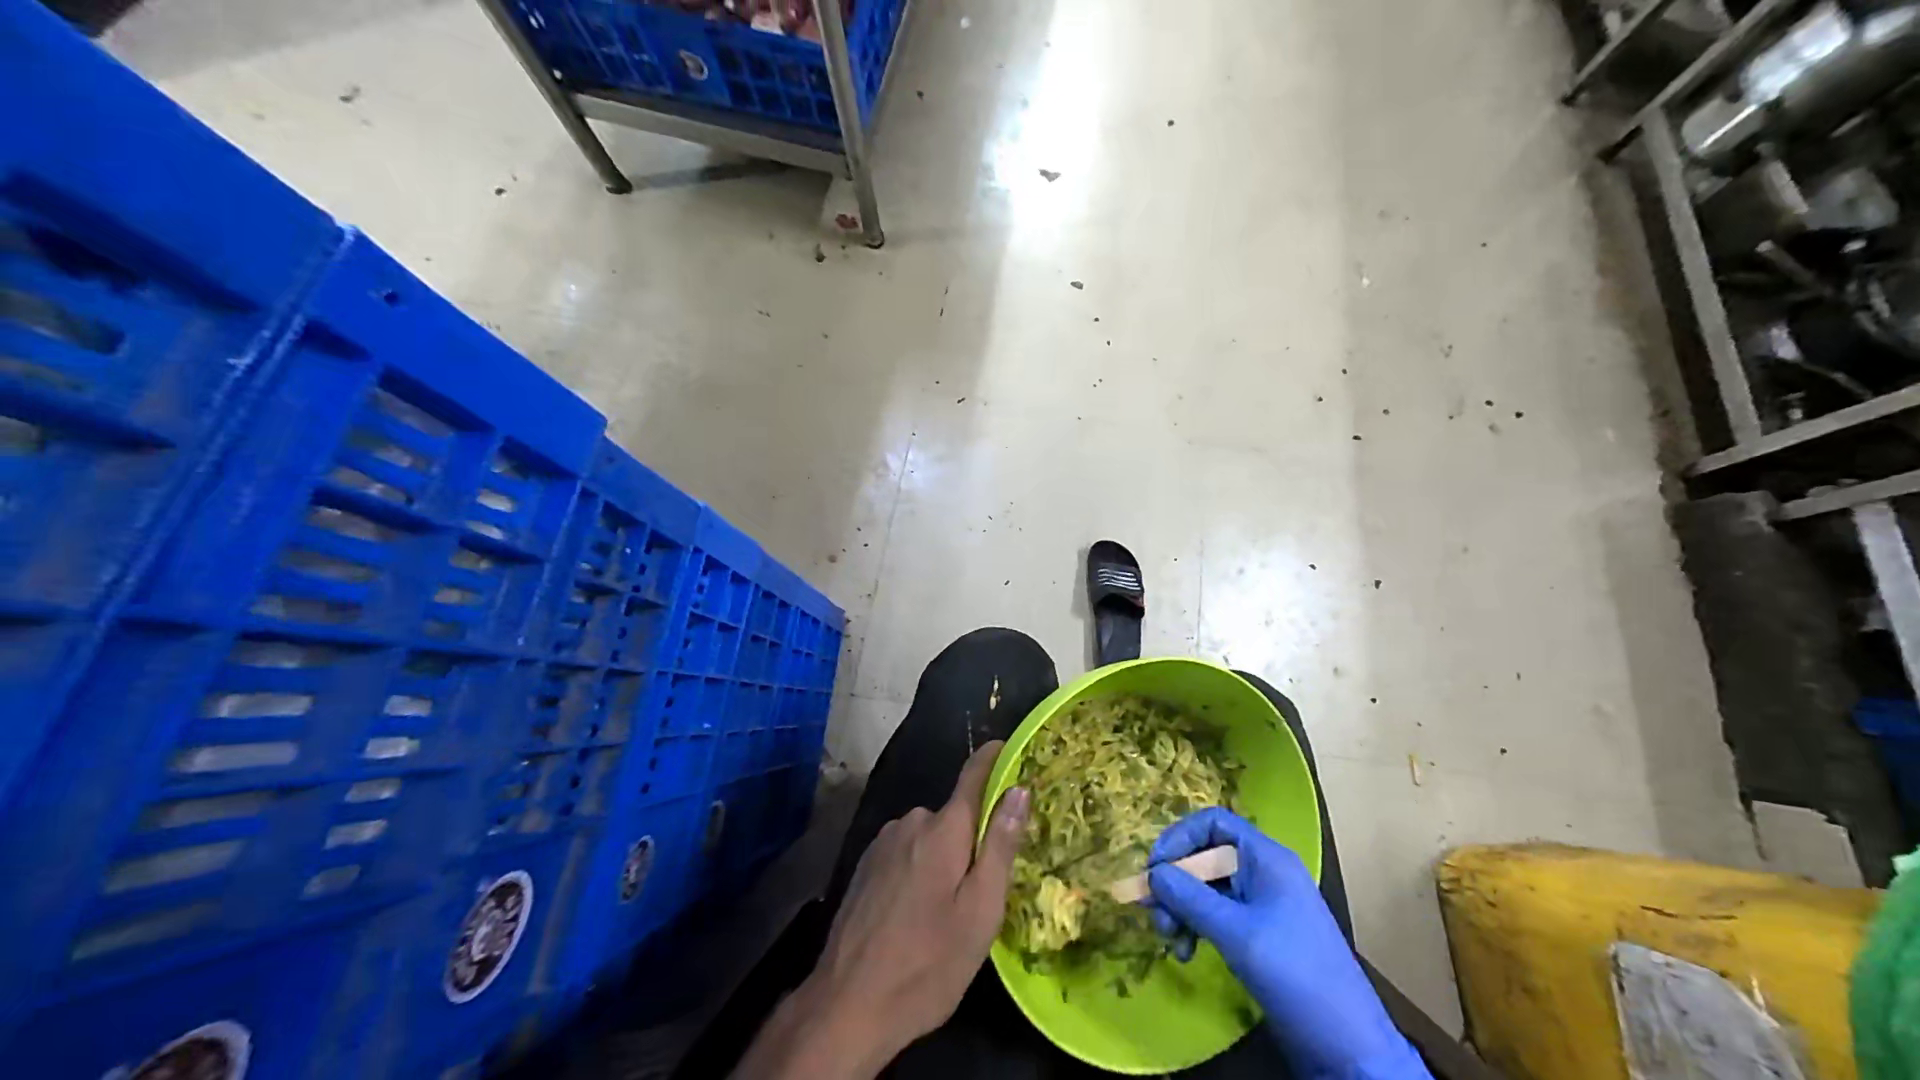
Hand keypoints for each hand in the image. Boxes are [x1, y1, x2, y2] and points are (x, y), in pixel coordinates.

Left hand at [733, 742, 1029, 1079]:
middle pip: (953, 816)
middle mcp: (911, 823)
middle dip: (971, 839)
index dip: (992, 758)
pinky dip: (917, 870)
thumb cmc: (928, 962)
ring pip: (928, 837)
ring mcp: (882, 843)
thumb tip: (1019, 790)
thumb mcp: (980, 911)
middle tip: (982, 889)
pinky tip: (913, 913)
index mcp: (943, 829)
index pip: (973, 776)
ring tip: (945, 912)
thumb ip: (1000, 846)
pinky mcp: (864, 865)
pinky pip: (904, 852)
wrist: (848, 1003)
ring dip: (942, 859)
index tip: (1008, 746)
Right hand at [1147, 808, 1429, 1079]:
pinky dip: (1195, 926)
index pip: (1212, 823)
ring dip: (1181, 908)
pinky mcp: (1258, 932)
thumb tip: (1151, 873)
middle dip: (1175, 882)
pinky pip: (1215, 913)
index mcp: (1266, 858)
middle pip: (1204, 856)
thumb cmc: (1295, 975)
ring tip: (1170, 940)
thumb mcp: (1236, 933)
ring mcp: (1262, 903)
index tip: (1154, 868)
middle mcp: (1263, 872)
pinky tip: (1186, 951)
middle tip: (1154, 914)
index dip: (1178, 837)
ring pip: (1206, 887)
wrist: (1349, 1046)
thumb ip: (1190, 898)